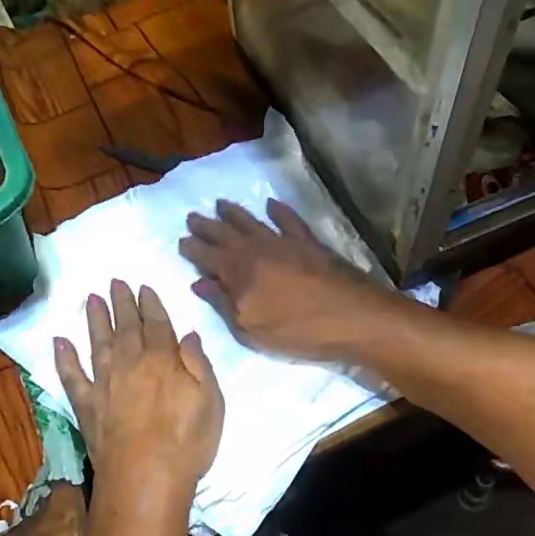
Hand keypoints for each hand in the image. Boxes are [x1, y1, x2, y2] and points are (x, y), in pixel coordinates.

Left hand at [54, 280, 224, 496]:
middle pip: (125, 327)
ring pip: (98, 342)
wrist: (144, 479)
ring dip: (94, 319)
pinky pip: (72, 376)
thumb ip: (199, 364)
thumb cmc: (186, 443)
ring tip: (91, 299)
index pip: (157, 324)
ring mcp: (104, 383)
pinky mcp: (86, 406)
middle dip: (121, 303)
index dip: (150, 304)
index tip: (143, 287)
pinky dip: (64, 358)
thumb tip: (188, 333)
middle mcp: (130, 364)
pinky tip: (59, 342)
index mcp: (163, 360)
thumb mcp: (210, 401)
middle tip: (115, 282)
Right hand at [179, 199, 405, 361]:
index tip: (180, 240)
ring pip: (253, 222)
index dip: (192, 248)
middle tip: (192, 216)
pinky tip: (271, 204)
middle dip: (207, 225)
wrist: (353, 318)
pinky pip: (290, 220)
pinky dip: (279, 211)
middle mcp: (257, 249)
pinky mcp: (310, 243)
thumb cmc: (295, 332)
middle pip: (226, 233)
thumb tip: (199, 283)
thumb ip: (222, 304)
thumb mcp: (249, 329)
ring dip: (234, 212)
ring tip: (220, 203)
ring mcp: (285, 242)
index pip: (207, 256)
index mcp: (238, 272)